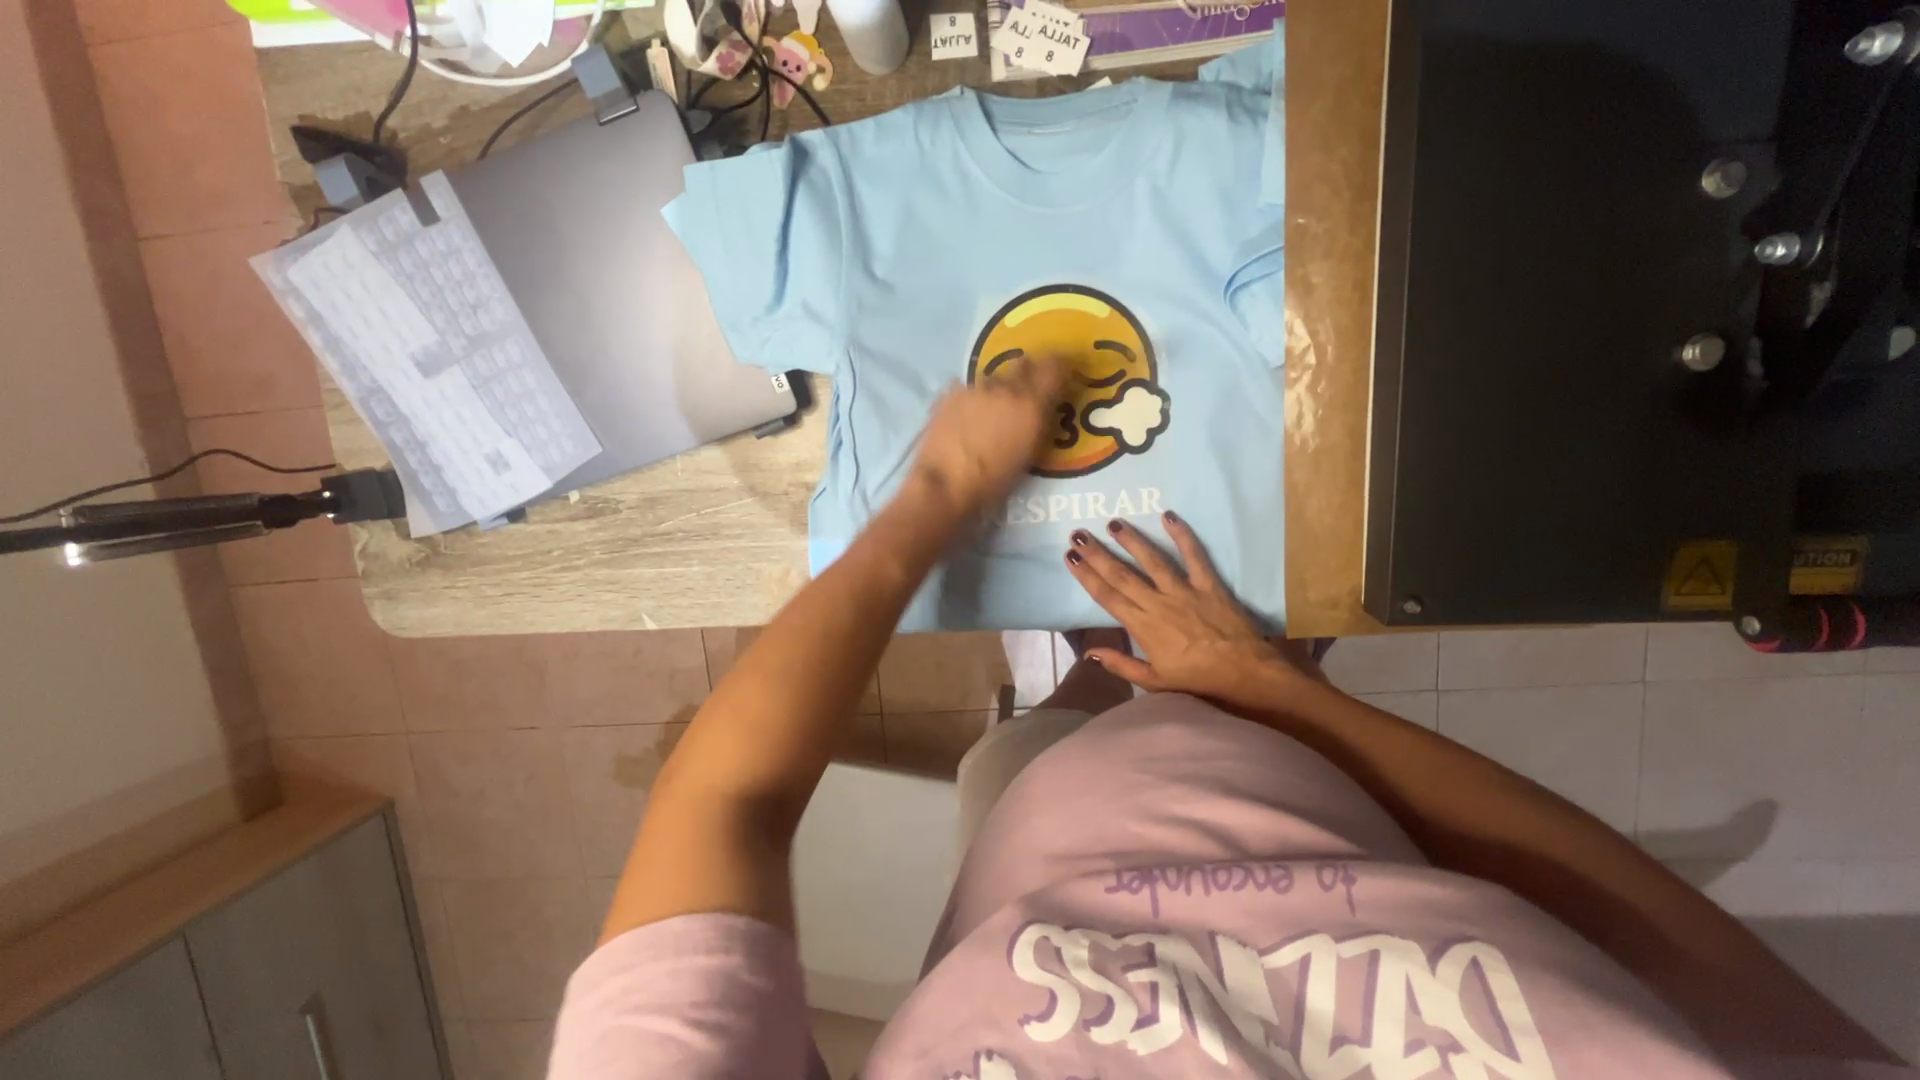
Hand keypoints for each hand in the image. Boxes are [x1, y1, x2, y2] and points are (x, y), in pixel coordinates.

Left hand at [908, 356, 1066, 515]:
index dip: (1058, 368)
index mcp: (1031, 405)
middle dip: (1028, 374)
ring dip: (996, 391)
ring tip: (988, 413)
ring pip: (993, 379)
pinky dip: (970, 399)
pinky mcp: (949, 393)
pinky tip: (963, 418)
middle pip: (1024, 365)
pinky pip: (967, 389)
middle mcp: (1006, 387)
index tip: (1059, 375)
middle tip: (1025, 394)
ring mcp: (975, 387)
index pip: (1054, 367)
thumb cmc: (993, 482)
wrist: (945, 484)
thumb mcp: (1028, 456)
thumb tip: (1042, 410)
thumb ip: (1038, 424)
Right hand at [1064, 511, 1314, 706]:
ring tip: (1113, 523)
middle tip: (1079, 535)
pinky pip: (1194, 556)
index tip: (1070, 558)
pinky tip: (1168, 517)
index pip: (1107, 596)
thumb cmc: (1197, 681)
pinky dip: (1182, 535)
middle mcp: (1158, 603)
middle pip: (1122, 574)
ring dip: (1131, 540)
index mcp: (1142, 627)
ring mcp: (1184, 591)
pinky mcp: (1209, 585)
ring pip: (1152, 560)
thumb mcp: (1154, 682)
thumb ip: (1121, 665)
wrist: (1244, 674)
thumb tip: (1089, 653)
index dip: (1086, 576)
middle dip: (1098, 553)